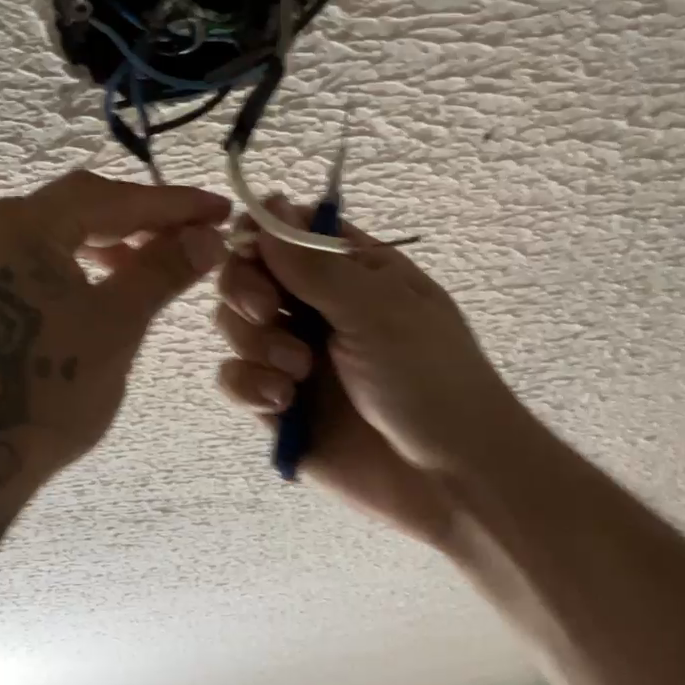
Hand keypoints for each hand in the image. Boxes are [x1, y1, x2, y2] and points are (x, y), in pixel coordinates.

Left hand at [0, 170, 229, 480]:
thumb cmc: (50, 389)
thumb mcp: (118, 324)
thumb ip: (162, 269)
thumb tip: (208, 236)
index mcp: (23, 224)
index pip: (112, 198)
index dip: (174, 204)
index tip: (221, 211)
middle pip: (83, 203)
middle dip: (143, 216)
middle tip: (197, 231)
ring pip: (61, 229)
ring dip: (113, 237)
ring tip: (160, 256)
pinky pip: (41, 255)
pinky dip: (82, 259)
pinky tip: (110, 278)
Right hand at [212, 201, 533, 541]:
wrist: (451, 482)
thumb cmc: (432, 381)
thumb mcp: (378, 310)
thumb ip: (313, 265)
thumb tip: (269, 202)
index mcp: (350, 273)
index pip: (286, 233)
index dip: (259, 234)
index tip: (252, 249)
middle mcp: (315, 309)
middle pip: (246, 275)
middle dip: (245, 290)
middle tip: (266, 311)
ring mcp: (292, 357)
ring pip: (233, 327)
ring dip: (256, 344)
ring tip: (299, 372)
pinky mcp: (275, 405)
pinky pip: (233, 379)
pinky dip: (248, 386)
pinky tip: (281, 403)